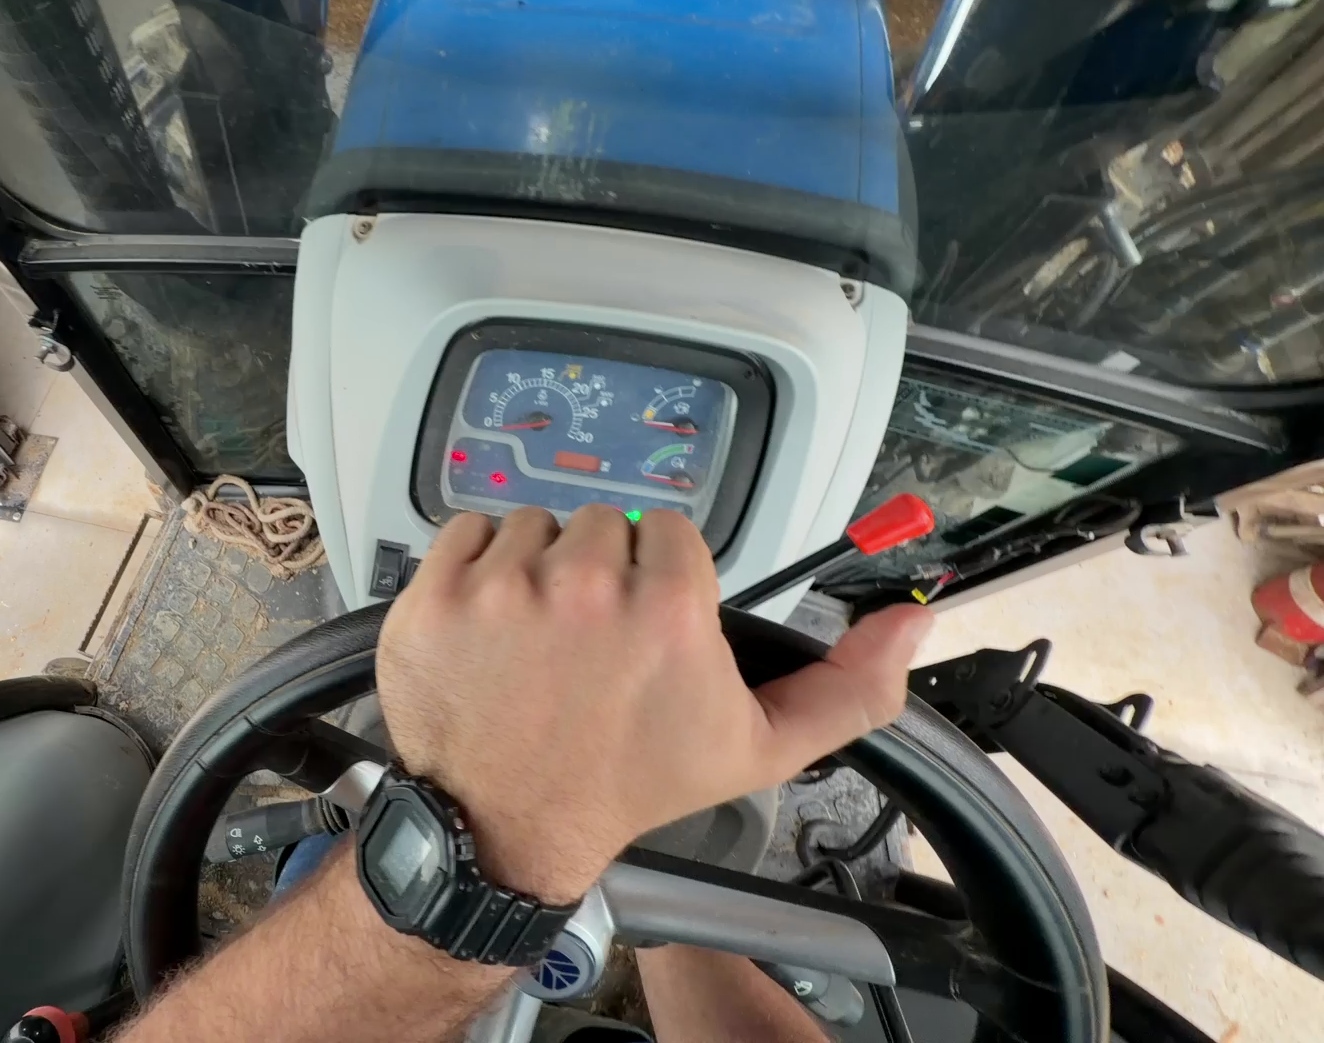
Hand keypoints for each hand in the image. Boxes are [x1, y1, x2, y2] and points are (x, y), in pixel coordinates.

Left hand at [375, 504, 933, 903]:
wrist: (504, 821)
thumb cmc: (623, 783)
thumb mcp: (755, 750)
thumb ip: (848, 687)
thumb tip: (911, 618)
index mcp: (668, 607)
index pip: (668, 531)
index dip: (654, 576)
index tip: (638, 620)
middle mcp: (583, 583)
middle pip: (599, 523)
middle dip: (595, 569)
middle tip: (582, 638)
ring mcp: (499, 584)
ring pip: (531, 525)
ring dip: (533, 567)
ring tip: (532, 637)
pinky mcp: (435, 591)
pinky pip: (464, 529)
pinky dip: (472, 561)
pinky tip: (484, 619)